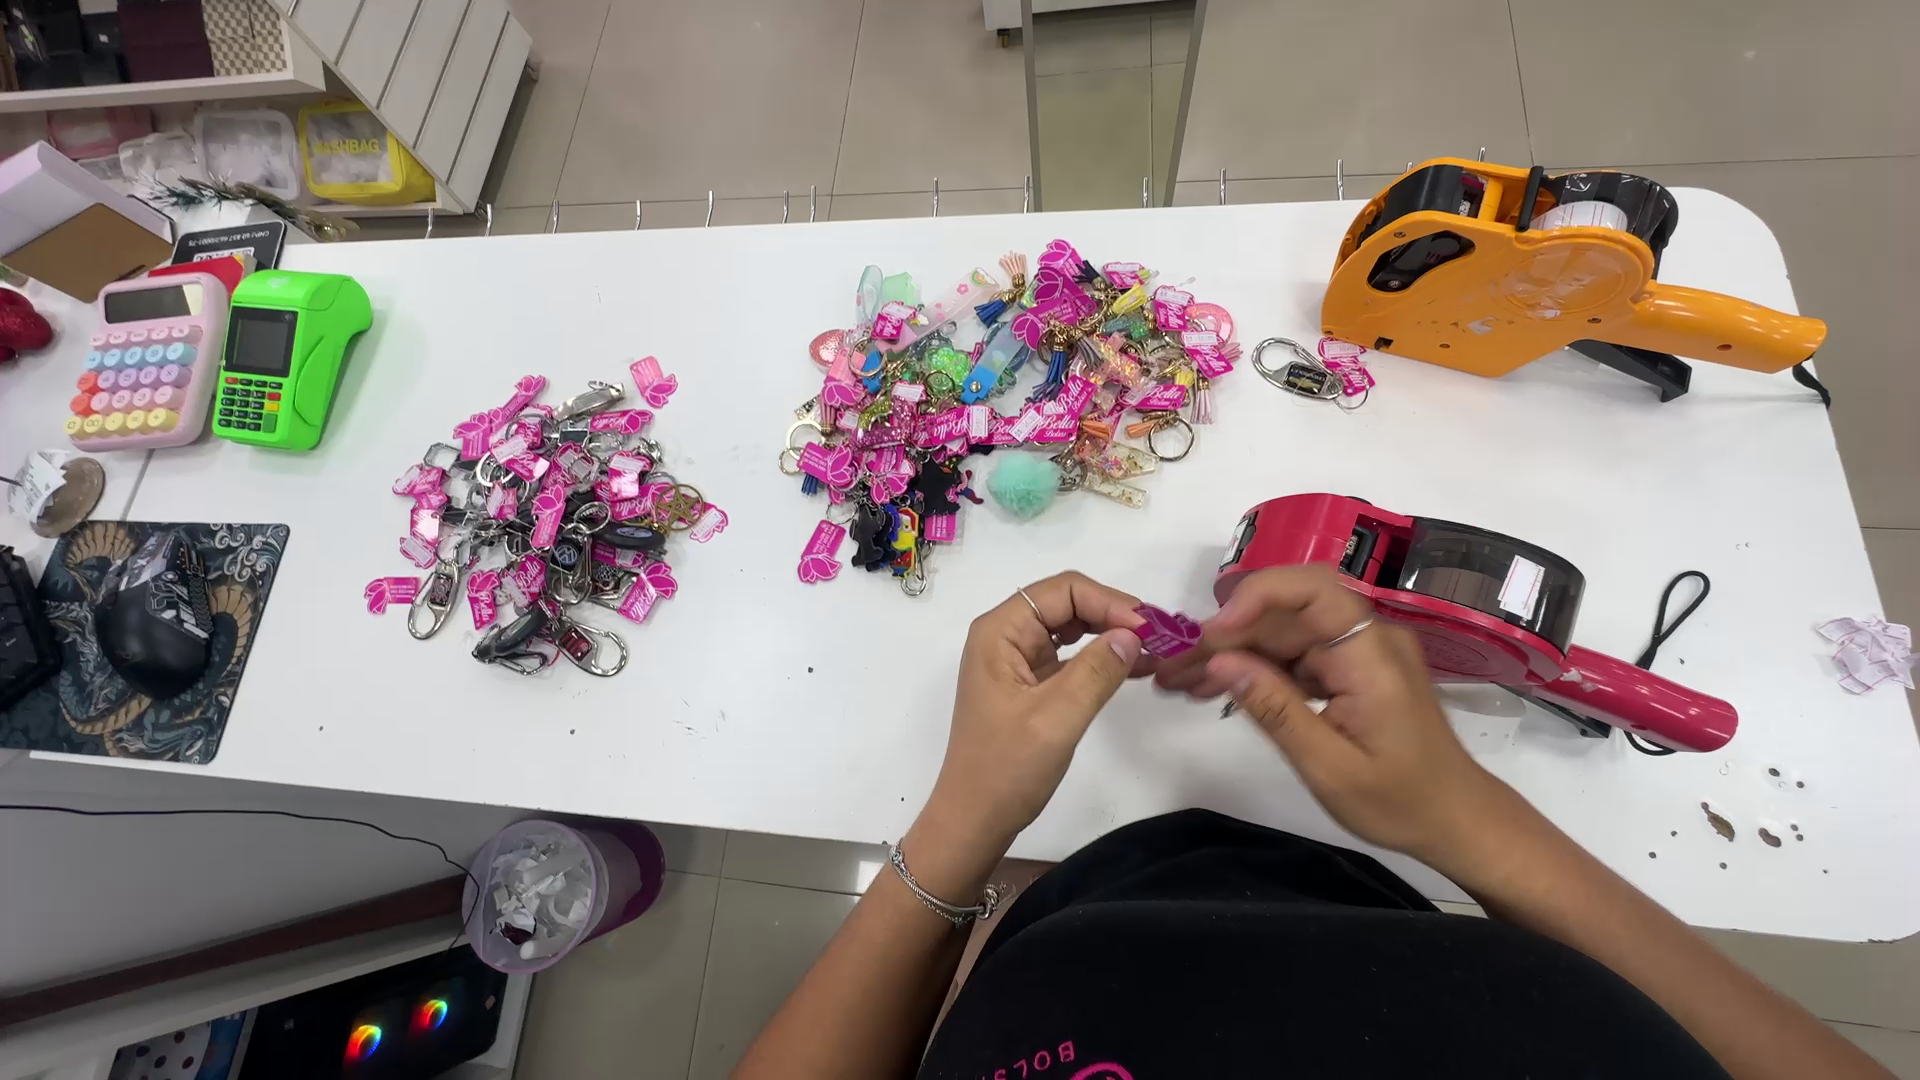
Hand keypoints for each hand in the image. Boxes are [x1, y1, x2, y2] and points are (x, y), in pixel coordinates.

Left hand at [921, 572, 1151, 859]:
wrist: (975, 818)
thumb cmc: (1006, 768)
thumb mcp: (1056, 717)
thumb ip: (1096, 671)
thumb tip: (1135, 634)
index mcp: (1000, 630)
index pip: (1062, 590)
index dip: (1109, 602)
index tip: (1150, 629)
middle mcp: (1005, 634)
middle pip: (1067, 602)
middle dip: (1114, 614)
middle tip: (1161, 636)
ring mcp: (1016, 658)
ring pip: (1071, 626)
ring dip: (1111, 634)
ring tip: (1157, 649)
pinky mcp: (1029, 682)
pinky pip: (1070, 655)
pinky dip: (1101, 658)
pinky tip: (1136, 667)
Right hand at [1159, 565, 1506, 864]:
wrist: (1457, 822)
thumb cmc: (1401, 802)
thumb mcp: (1329, 766)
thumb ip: (1274, 709)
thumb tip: (1219, 662)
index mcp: (1371, 655)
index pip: (1312, 591)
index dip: (1256, 598)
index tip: (1211, 634)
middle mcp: (1365, 638)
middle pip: (1283, 613)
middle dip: (1223, 634)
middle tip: (1172, 666)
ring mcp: (1354, 651)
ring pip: (1278, 632)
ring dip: (1228, 652)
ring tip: (1179, 680)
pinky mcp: (1345, 667)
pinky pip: (1290, 653)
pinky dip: (1251, 668)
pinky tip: (1213, 687)